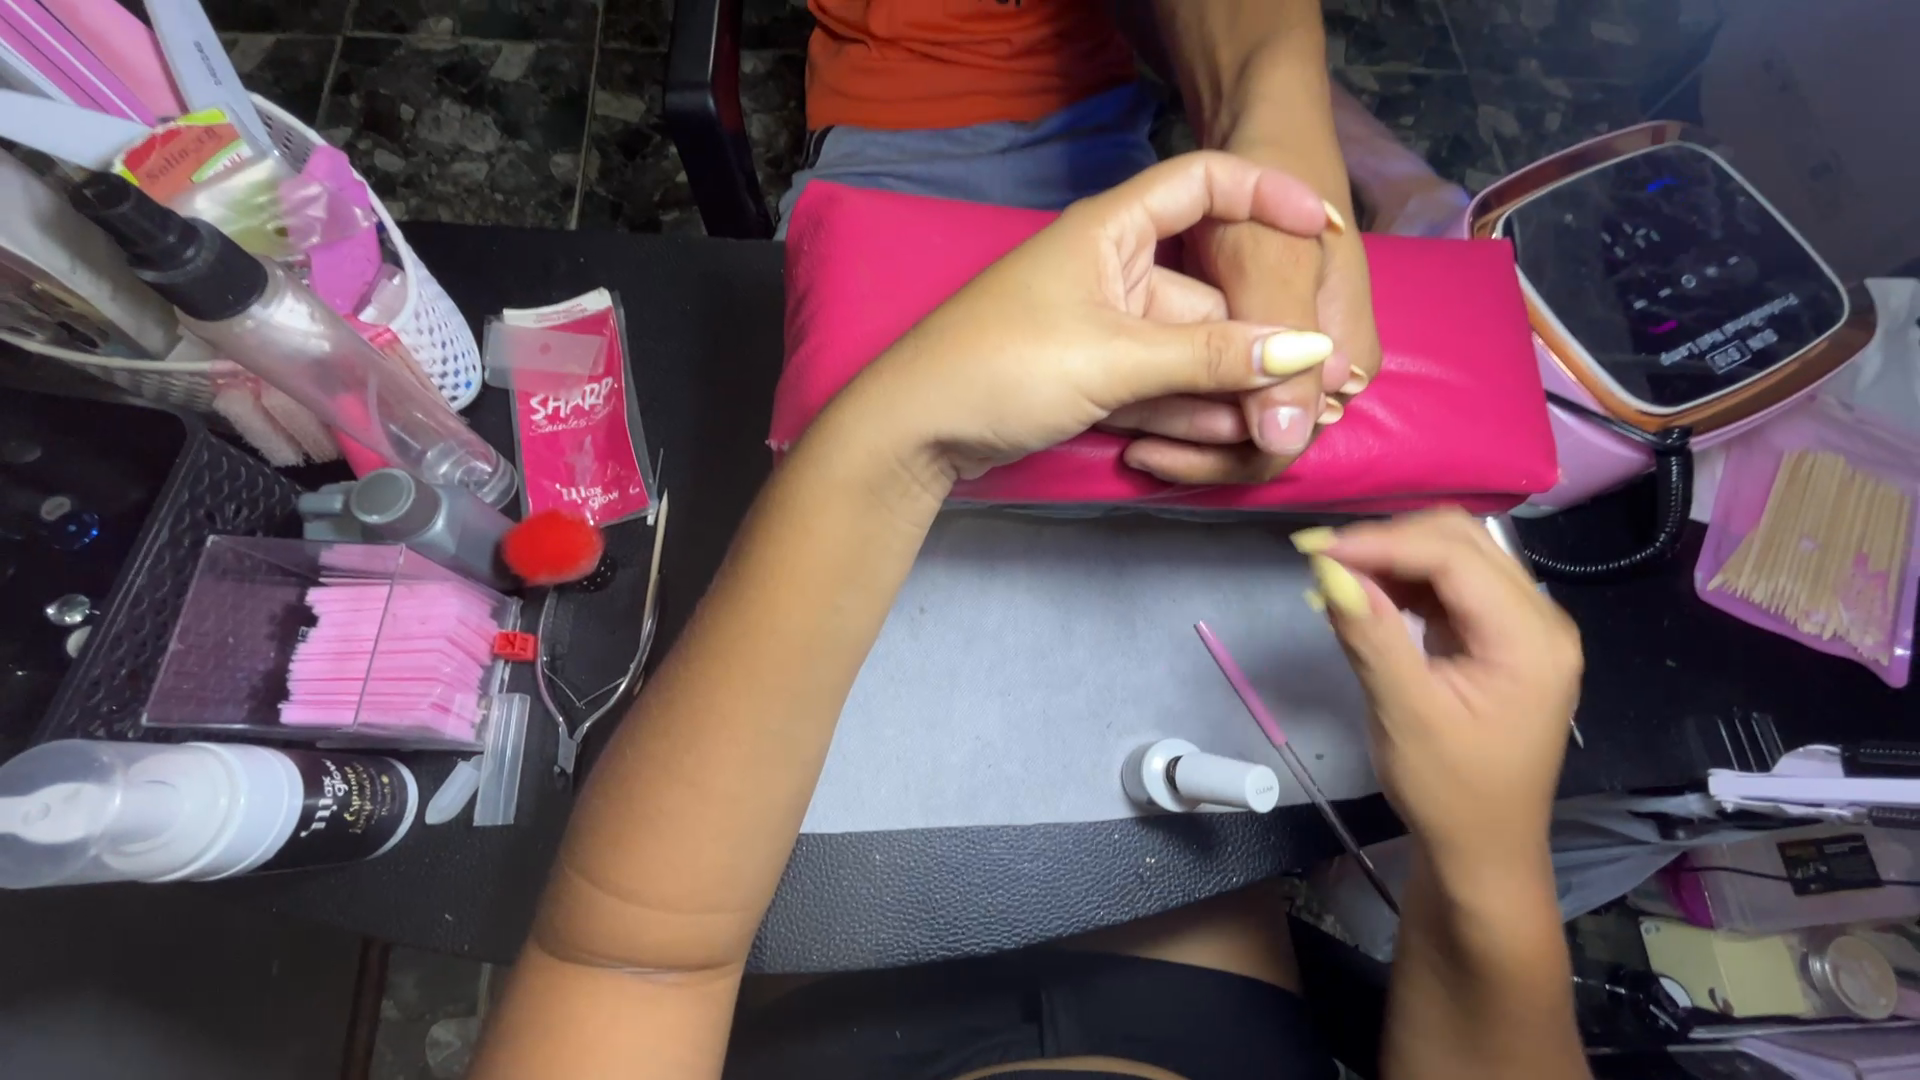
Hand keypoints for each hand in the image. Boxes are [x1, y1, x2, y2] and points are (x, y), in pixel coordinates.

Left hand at [825, 151, 1341, 486]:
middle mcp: (1110, 271)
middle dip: (1249, 345)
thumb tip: (1303, 353)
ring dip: (1221, 389)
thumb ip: (1209, 356)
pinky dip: (1180, 409)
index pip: (1200, 184)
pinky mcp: (1088, 376)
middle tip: (1304, 395)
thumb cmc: (1006, 367)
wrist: (918, 431)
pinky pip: (1151, 384)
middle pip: (1203, 295)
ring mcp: (1100, 329)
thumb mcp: (1114, 358)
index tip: (1319, 227)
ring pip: (1181, 350)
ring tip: (1270, 431)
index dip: (1263, 195)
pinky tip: (1224, 438)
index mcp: (1110, 232)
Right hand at [1293, 510, 1581, 879]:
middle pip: (1461, 541)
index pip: (1454, 557)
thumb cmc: (1449, 789)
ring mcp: (1517, 626)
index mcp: (1529, 639)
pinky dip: (1399, 579)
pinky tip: (1360, 595)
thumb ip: (1370, 635)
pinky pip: (1445, 585)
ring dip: (1391, 555)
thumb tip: (1328, 570)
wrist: (1481, 845)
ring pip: (1452, 555)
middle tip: (1321, 558)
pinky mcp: (1492, 637)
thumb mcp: (1404, 713)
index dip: (1380, 543)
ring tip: (1334, 575)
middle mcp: (1537, 619)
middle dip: (1387, 540)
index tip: (1314, 551)